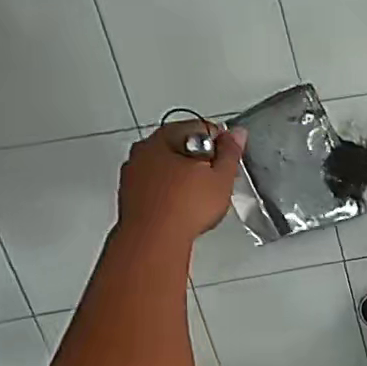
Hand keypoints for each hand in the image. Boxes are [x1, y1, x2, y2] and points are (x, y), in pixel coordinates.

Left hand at [114, 120, 245, 248]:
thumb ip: (231, 153)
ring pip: (165, 166)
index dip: (220, 143)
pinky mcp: (129, 194)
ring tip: (200, 198)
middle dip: (200, 160)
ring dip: (183, 176)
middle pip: (180, 145)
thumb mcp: (221, 178)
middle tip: (217, 180)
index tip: (229, 161)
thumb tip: (237, 133)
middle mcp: (144, 149)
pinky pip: (155, 185)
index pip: (199, 127)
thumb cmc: (186, 205)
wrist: (154, 238)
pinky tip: (182, 208)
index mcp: (165, 138)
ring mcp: (133, 172)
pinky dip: (169, 192)